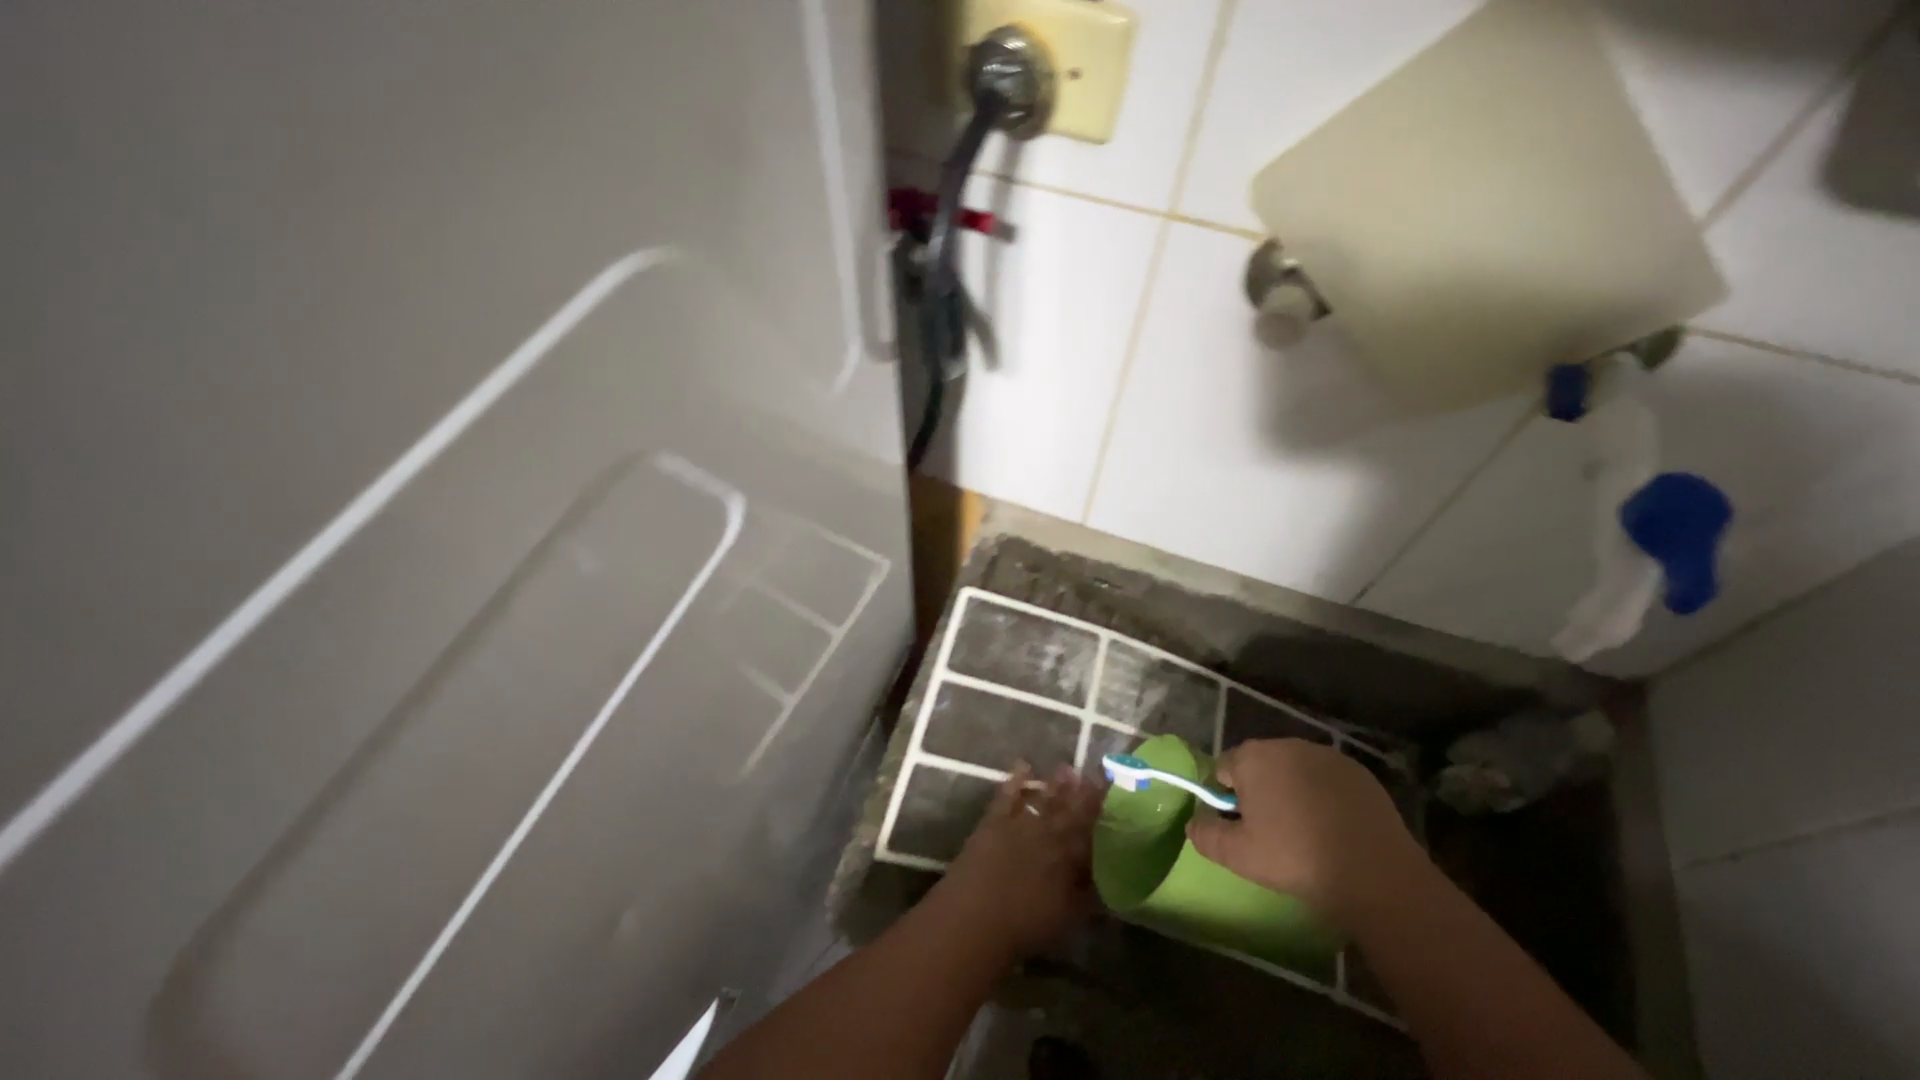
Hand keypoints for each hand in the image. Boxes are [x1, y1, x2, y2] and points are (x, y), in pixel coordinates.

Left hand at [930, 763, 1102, 957]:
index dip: (1102, 813)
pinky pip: (1008, 795)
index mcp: (1070, 858)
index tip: (1113, 795)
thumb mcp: (1067, 917)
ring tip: (1068, 769)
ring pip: (1043, 799)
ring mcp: (1020, 825)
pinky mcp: (994, 822)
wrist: (976, 917)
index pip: (1092, 830)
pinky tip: (1023, 765)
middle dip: (1084, 792)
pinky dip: (1015, 780)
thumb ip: (1088, 898)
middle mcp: (1049, 836)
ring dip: (1056, 785)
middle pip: (1070, 810)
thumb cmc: (1025, 926)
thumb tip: (1106, 887)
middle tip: (1094, 773)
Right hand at [1185, 739, 1422, 925]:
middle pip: (1261, 765)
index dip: (1226, 798)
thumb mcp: (1237, 855)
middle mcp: (1289, 745)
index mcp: (1254, 758)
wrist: (1373, 871)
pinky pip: (1327, 781)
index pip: (1224, 768)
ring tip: (1305, 832)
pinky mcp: (1360, 772)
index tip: (1241, 827)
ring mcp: (1328, 756)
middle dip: (1260, 791)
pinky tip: (1334, 828)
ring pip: (1295, 771)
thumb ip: (1205, 835)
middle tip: (1271, 832)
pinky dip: (1324, 797)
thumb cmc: (1294, 858)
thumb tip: (1194, 823)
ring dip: (1292, 792)